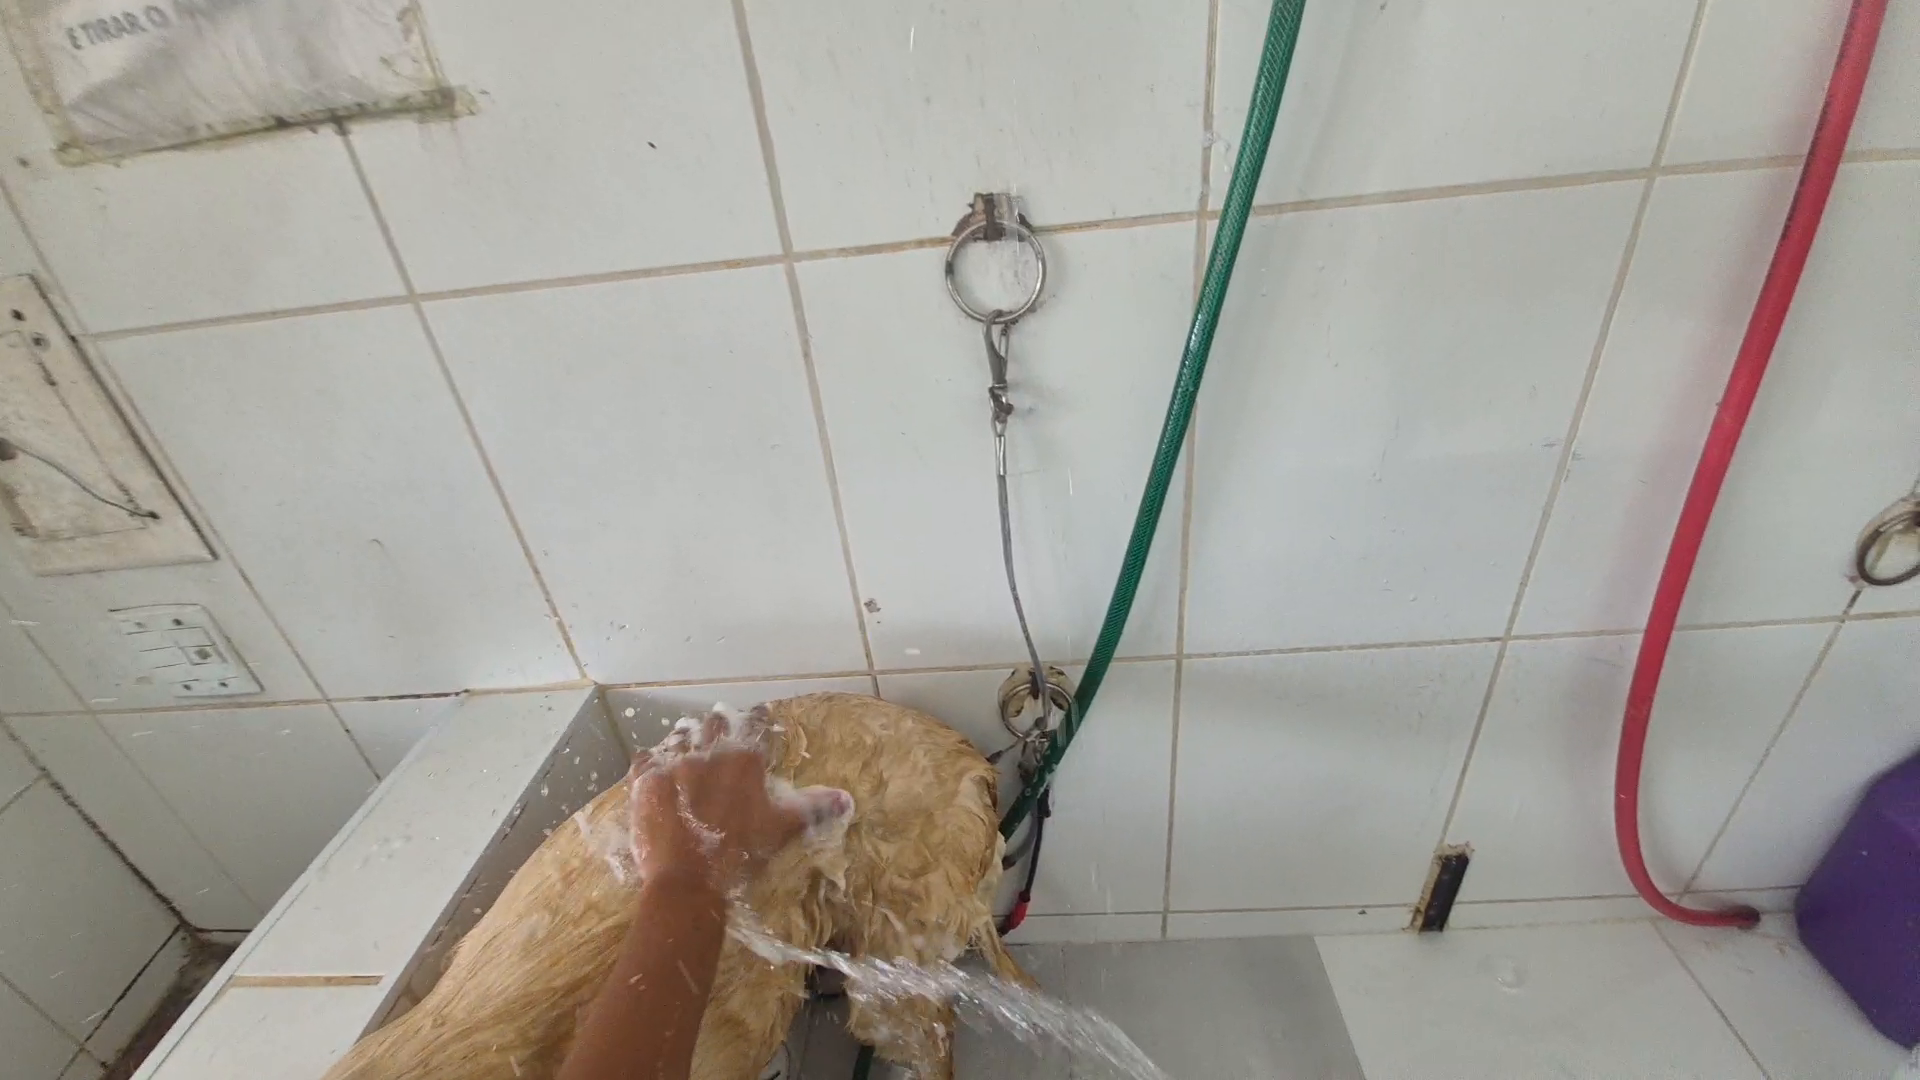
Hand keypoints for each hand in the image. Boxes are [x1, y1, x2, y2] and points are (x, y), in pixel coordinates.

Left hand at [628, 706, 852, 889]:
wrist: (688, 880)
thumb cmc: (741, 853)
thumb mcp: (782, 829)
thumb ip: (813, 808)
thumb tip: (847, 797)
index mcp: (745, 761)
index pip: (756, 724)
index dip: (760, 716)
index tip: (761, 711)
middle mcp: (711, 753)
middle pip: (715, 723)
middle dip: (720, 722)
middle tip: (721, 724)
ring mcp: (676, 765)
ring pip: (680, 735)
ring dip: (686, 735)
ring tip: (687, 736)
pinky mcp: (647, 783)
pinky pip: (645, 759)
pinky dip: (650, 758)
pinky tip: (652, 761)